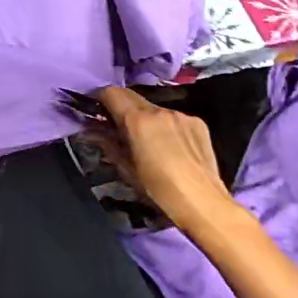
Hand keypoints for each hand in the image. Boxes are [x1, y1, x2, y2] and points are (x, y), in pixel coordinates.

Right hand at [93, 85, 252, 238]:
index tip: (96, 111)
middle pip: (133, 97)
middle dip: (121, 108)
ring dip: (145, 119)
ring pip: (154, 109)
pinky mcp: (198, 123)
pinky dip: (165, 126)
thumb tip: (93, 131)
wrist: (203, 203)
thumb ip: (108, 144)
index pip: (112, 93)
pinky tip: (170, 147)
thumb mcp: (126, 169)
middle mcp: (161, 111)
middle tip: (116, 127)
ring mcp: (182, 115)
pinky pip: (173, 118)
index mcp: (139, 120)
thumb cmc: (158, 189)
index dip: (100, 99)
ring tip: (147, 141)